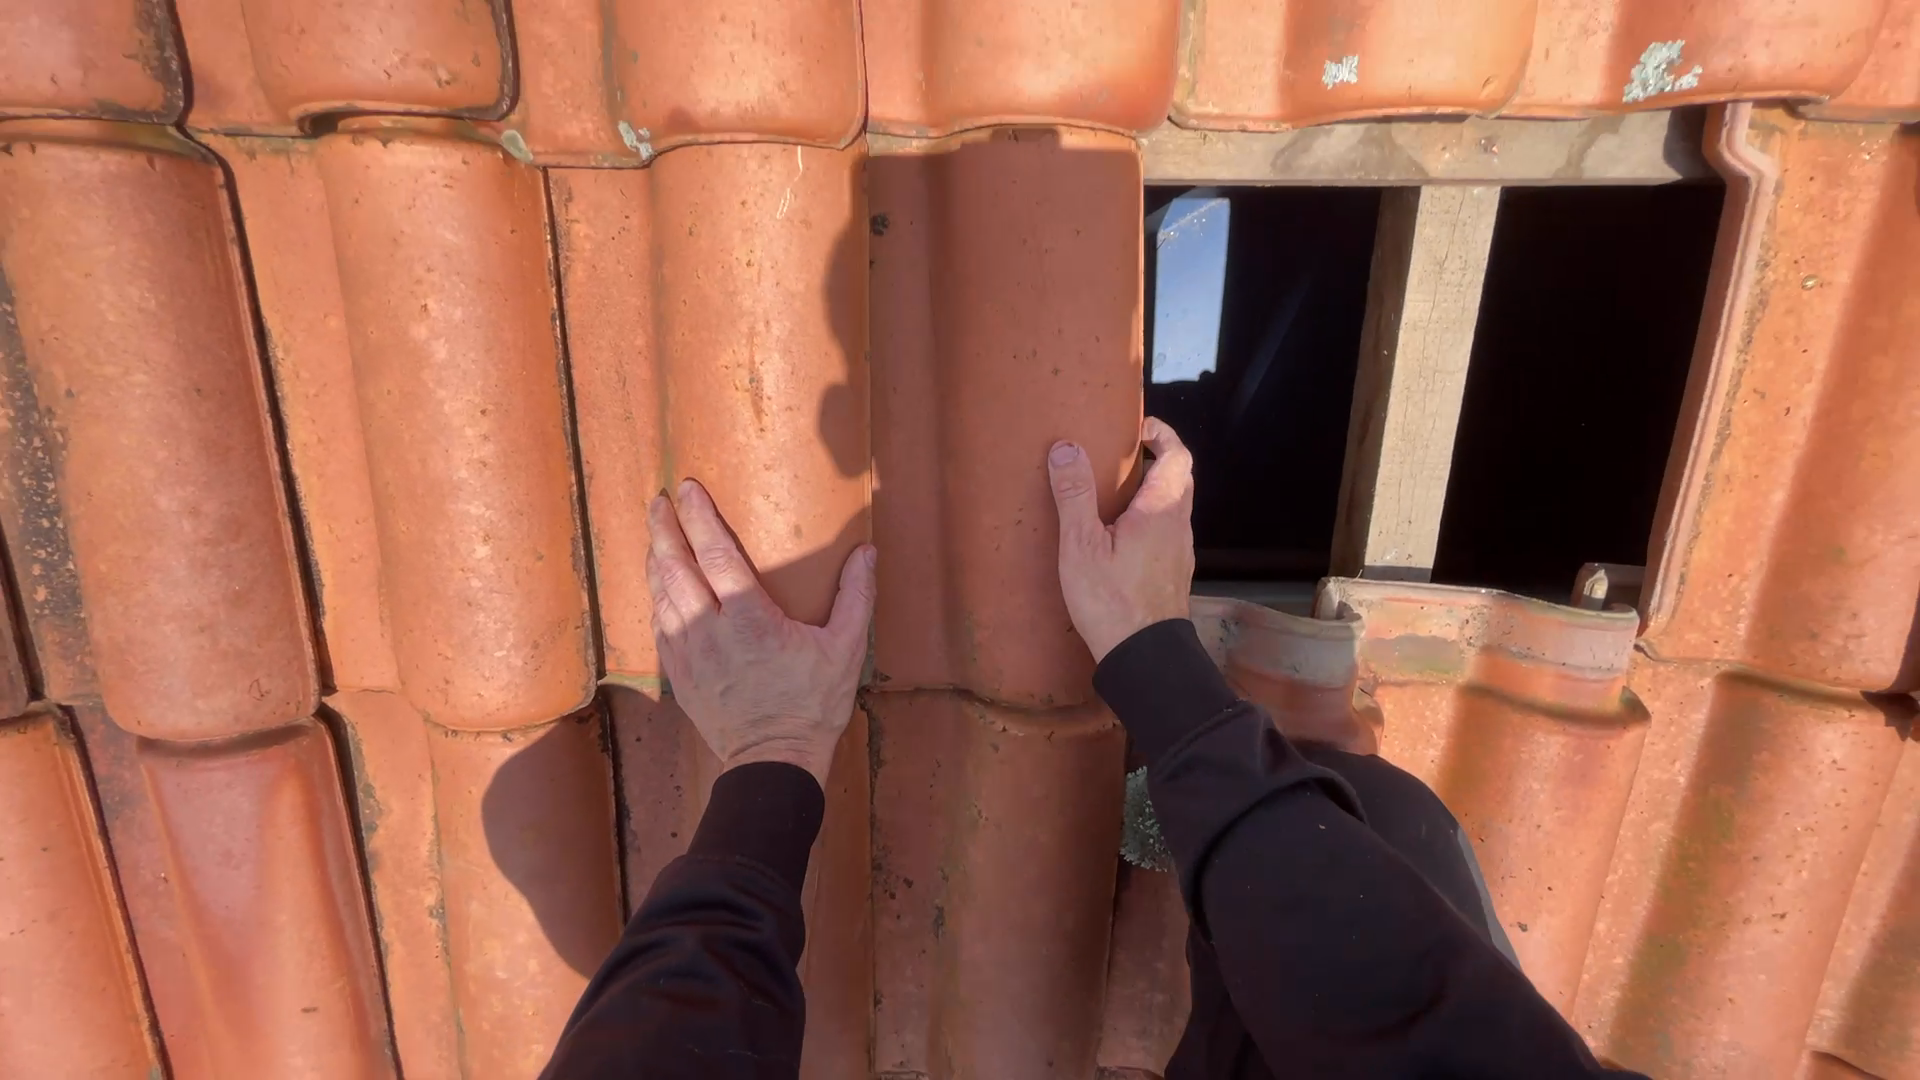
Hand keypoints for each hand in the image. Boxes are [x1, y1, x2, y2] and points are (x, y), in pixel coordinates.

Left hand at [645, 479, 875, 788]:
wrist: (774, 759)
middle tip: (659, 501)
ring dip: (657, 559)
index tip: (688, 489)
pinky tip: (659, 586)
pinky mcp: (679, 674)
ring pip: (660, 595)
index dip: (699, 518)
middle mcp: (708, 629)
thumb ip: (856, 596)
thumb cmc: (813, 703)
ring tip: (657, 534)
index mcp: (748, 618)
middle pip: (675, 568)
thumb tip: (866, 553)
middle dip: (665, 529)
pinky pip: (659, 625)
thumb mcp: (846, 649)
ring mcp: (687, 654)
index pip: (715, 554)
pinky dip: (656, 597)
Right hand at [1048, 417, 1195, 661]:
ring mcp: (1179, 551)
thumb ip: (1075, 495)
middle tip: (1120, 456)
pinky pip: (1165, 531)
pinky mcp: (1172, 572)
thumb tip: (1066, 447)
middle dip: (1155, 459)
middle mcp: (1179, 526)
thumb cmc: (1112, 599)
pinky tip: (1118, 535)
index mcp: (1162, 509)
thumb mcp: (1082, 545)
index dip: (1162, 434)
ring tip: (1112, 493)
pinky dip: (1147, 517)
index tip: (1137, 428)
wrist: (1144, 656)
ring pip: (1173, 506)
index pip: (1177, 455)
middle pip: (1179, 478)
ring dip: (1150, 490)